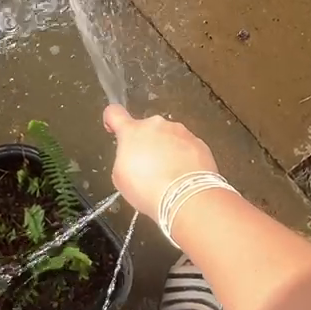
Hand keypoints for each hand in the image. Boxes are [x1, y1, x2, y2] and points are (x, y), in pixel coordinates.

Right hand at [102, 105, 220, 218]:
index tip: (114, 127)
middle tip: (147, 169)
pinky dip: (184, 159)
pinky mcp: (199, 143)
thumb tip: (131, 157)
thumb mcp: (120, 177)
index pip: (115, 113)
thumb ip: (123, 157)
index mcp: (132, 131)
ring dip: (166, 152)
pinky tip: (182, 178)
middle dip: (146, 145)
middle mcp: (157, 126)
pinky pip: (187, 148)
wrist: (185, 197)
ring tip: (167, 177)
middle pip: (147, 130)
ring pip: (169, 138)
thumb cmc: (149, 188)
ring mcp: (180, 132)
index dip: (112, 120)